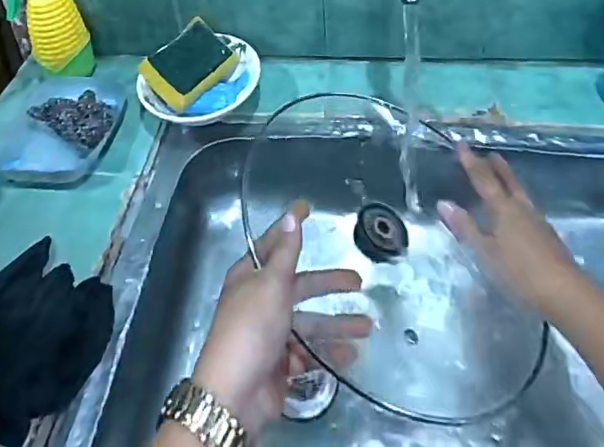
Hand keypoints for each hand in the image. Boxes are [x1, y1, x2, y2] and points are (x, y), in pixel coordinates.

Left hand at [191, 200, 371, 434]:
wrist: (235, 396)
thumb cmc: (251, 328)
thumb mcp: (271, 283)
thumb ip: (286, 250)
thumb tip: (292, 214)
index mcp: (250, 277)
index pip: (273, 244)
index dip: (290, 228)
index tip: (307, 208)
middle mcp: (260, 302)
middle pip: (300, 286)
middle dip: (329, 284)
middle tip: (358, 282)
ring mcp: (271, 335)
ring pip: (310, 322)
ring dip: (338, 324)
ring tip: (368, 327)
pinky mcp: (280, 365)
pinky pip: (310, 353)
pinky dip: (329, 353)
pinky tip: (352, 354)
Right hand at [439, 144, 583, 317]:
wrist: (565, 291)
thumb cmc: (519, 272)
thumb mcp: (486, 253)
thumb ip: (466, 227)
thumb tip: (444, 202)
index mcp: (503, 209)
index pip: (483, 179)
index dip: (471, 162)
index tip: (462, 144)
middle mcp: (521, 207)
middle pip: (507, 181)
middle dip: (496, 167)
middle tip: (489, 153)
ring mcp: (537, 220)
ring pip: (520, 191)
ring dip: (509, 179)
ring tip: (503, 173)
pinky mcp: (547, 233)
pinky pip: (528, 205)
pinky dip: (518, 197)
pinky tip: (520, 208)